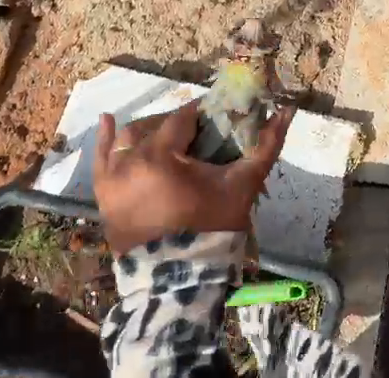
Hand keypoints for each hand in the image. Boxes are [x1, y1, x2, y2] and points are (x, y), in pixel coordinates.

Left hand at [93, 100, 294, 254]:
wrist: (179, 279)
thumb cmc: (213, 226)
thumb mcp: (243, 183)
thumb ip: (266, 144)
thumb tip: (288, 110)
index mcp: (162, 156)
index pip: (183, 118)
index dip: (202, 114)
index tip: (217, 117)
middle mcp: (130, 163)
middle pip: (154, 126)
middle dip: (176, 124)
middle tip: (198, 132)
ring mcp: (112, 182)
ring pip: (126, 140)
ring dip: (147, 132)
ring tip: (167, 135)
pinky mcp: (104, 198)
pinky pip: (100, 161)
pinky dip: (104, 141)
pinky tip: (107, 120)